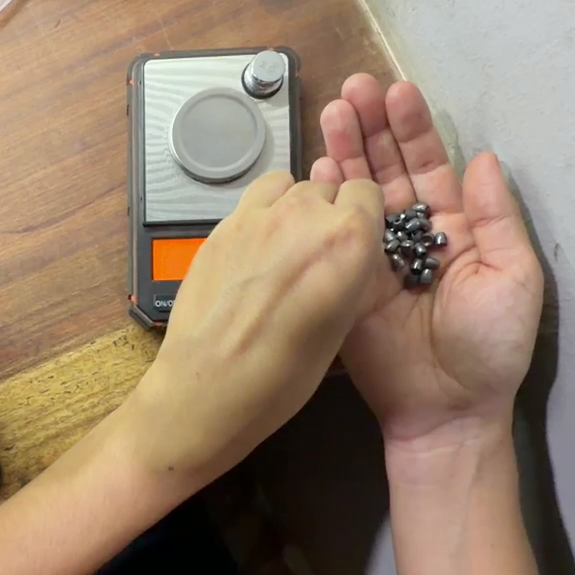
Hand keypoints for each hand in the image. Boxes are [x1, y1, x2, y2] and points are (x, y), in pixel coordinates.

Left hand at [116, 170, 392, 490]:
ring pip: (287, 188)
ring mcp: (257, 216)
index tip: (351, 246)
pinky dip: (258, 216)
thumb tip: (344, 259)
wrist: (207, 387)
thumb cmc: (281, 377)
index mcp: (350, 239)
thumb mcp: (340, 328)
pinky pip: (251, 202)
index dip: (361, 220)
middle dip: (326, 216)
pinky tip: (250, 252)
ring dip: (291, 209)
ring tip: (280, 250)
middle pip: (327, 190)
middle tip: (311, 259)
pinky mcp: (220, 228)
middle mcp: (306, 214)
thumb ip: (349, 277)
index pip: (367, 195)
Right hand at [310, 74, 543, 451]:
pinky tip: (314, 174)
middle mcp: (409, 237)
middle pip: (387, 172)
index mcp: (455, 229)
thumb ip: (496, 217)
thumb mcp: (513, 276)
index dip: (414, 129)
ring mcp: (372, 262)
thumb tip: (481, 158)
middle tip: (350, 90)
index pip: (430, 166)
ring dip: (342, 156)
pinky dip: (323, 208)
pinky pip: (332, 242)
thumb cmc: (489, 346)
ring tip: (327, 115)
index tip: (397, 92)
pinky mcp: (343, 287)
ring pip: (355, 199)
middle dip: (370, 130)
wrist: (444, 407)